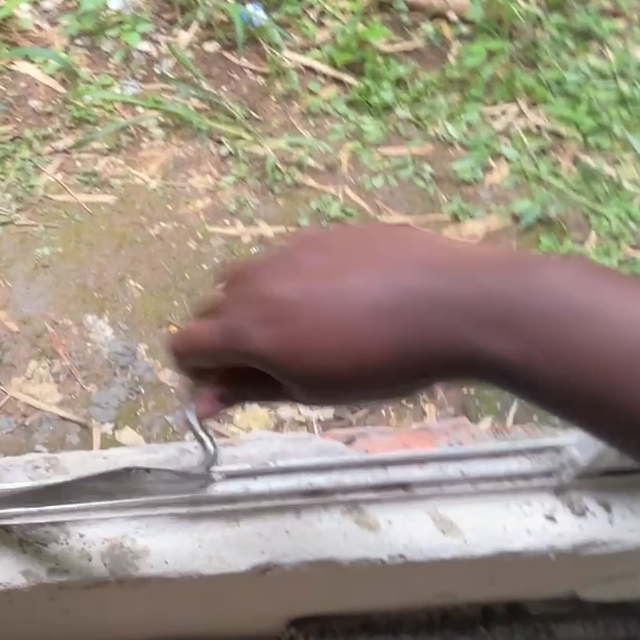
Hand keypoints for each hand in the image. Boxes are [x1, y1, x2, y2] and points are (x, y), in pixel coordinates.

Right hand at [169, 224, 520, 415]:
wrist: (457, 304)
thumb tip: (200, 406)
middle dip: (223, 335)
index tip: (231, 380)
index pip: (183, 345)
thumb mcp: (309, 389)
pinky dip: (289, 278)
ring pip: (239, 278)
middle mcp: (249, 284)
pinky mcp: (316, 233)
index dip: (198, 367)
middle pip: (206, 311)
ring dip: (249, 302)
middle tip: (269, 356)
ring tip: (300, 321)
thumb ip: (247, 391)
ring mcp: (281, 252)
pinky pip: (281, 257)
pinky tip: (338, 294)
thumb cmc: (380, 363)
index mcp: (243, 330)